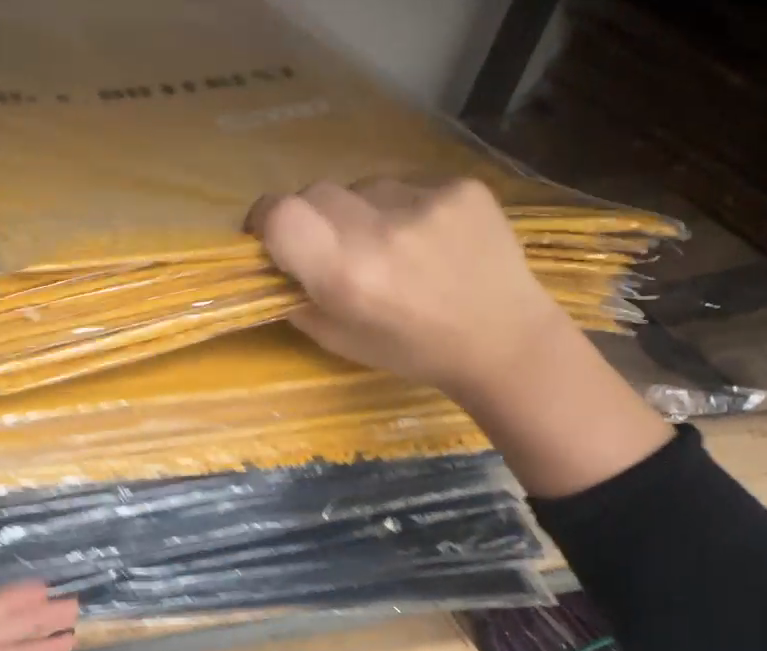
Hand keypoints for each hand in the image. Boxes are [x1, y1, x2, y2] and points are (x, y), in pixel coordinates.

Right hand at [249, 178, 573, 397]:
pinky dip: (402, 207)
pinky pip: (406, 184)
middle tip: (328, 245)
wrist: (502, 337)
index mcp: (345, 275)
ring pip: (362, 186)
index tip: (266, 234)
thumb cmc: (410, 350)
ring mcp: (425, 201)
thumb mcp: (338, 339)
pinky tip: (424, 238)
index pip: (282, 215)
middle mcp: (381, 230)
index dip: (265, 218)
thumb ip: (299, 298)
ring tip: (387, 245)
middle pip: (315, 192)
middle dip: (310, 216)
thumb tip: (274, 266)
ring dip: (359, 211)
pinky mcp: (460, 185)